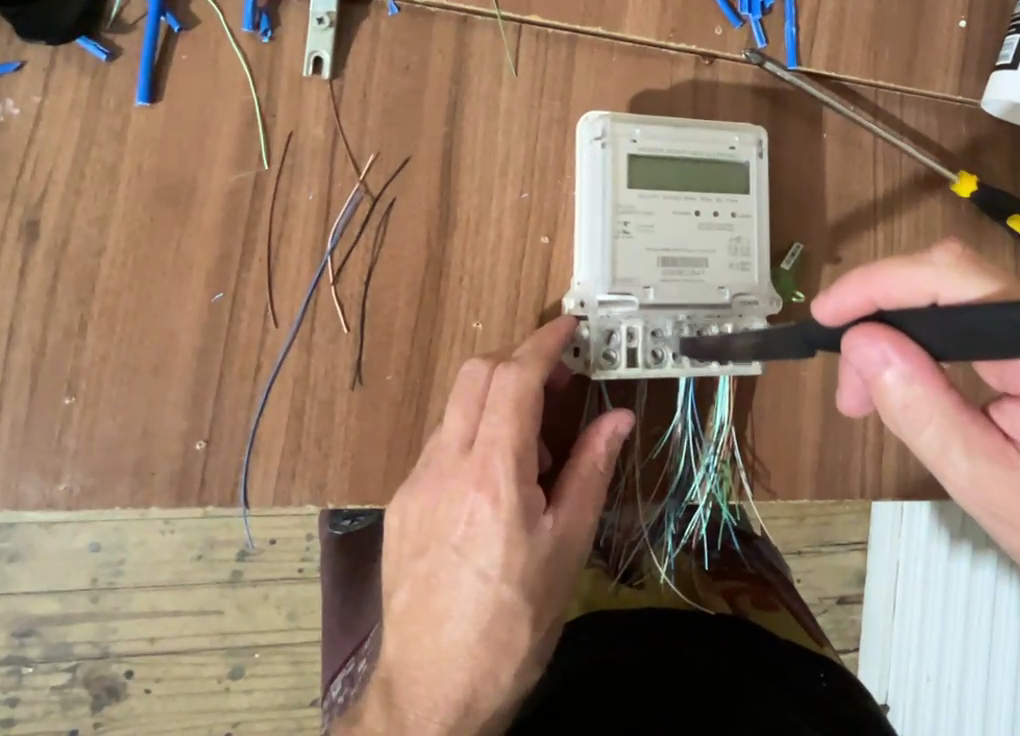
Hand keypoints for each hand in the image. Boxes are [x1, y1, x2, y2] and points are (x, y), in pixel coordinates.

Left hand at [356, 317, 634, 735]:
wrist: (432, 693)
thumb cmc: (513, 624)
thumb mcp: (567, 548)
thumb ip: (590, 471)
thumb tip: (618, 419)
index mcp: (492, 476)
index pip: (512, 379)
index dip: (543, 342)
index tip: (569, 327)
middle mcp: (444, 467)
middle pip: (474, 375)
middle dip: (518, 359)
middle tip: (560, 380)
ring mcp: (414, 484)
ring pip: (455, 408)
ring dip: (498, 399)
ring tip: (536, 445)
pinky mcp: (402, 505)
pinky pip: (441, 444)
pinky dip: (475, 434)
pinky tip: (500, 480)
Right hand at [811, 239, 1019, 643]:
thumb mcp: (994, 489)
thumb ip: (924, 410)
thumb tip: (862, 342)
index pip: (948, 276)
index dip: (875, 285)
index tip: (822, 319)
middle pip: (952, 279)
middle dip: (883, 318)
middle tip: (848, 392)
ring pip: (966, 299)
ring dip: (907, 334)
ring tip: (869, 395)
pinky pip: (989, 324)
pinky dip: (939, 346)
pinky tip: (917, 385)